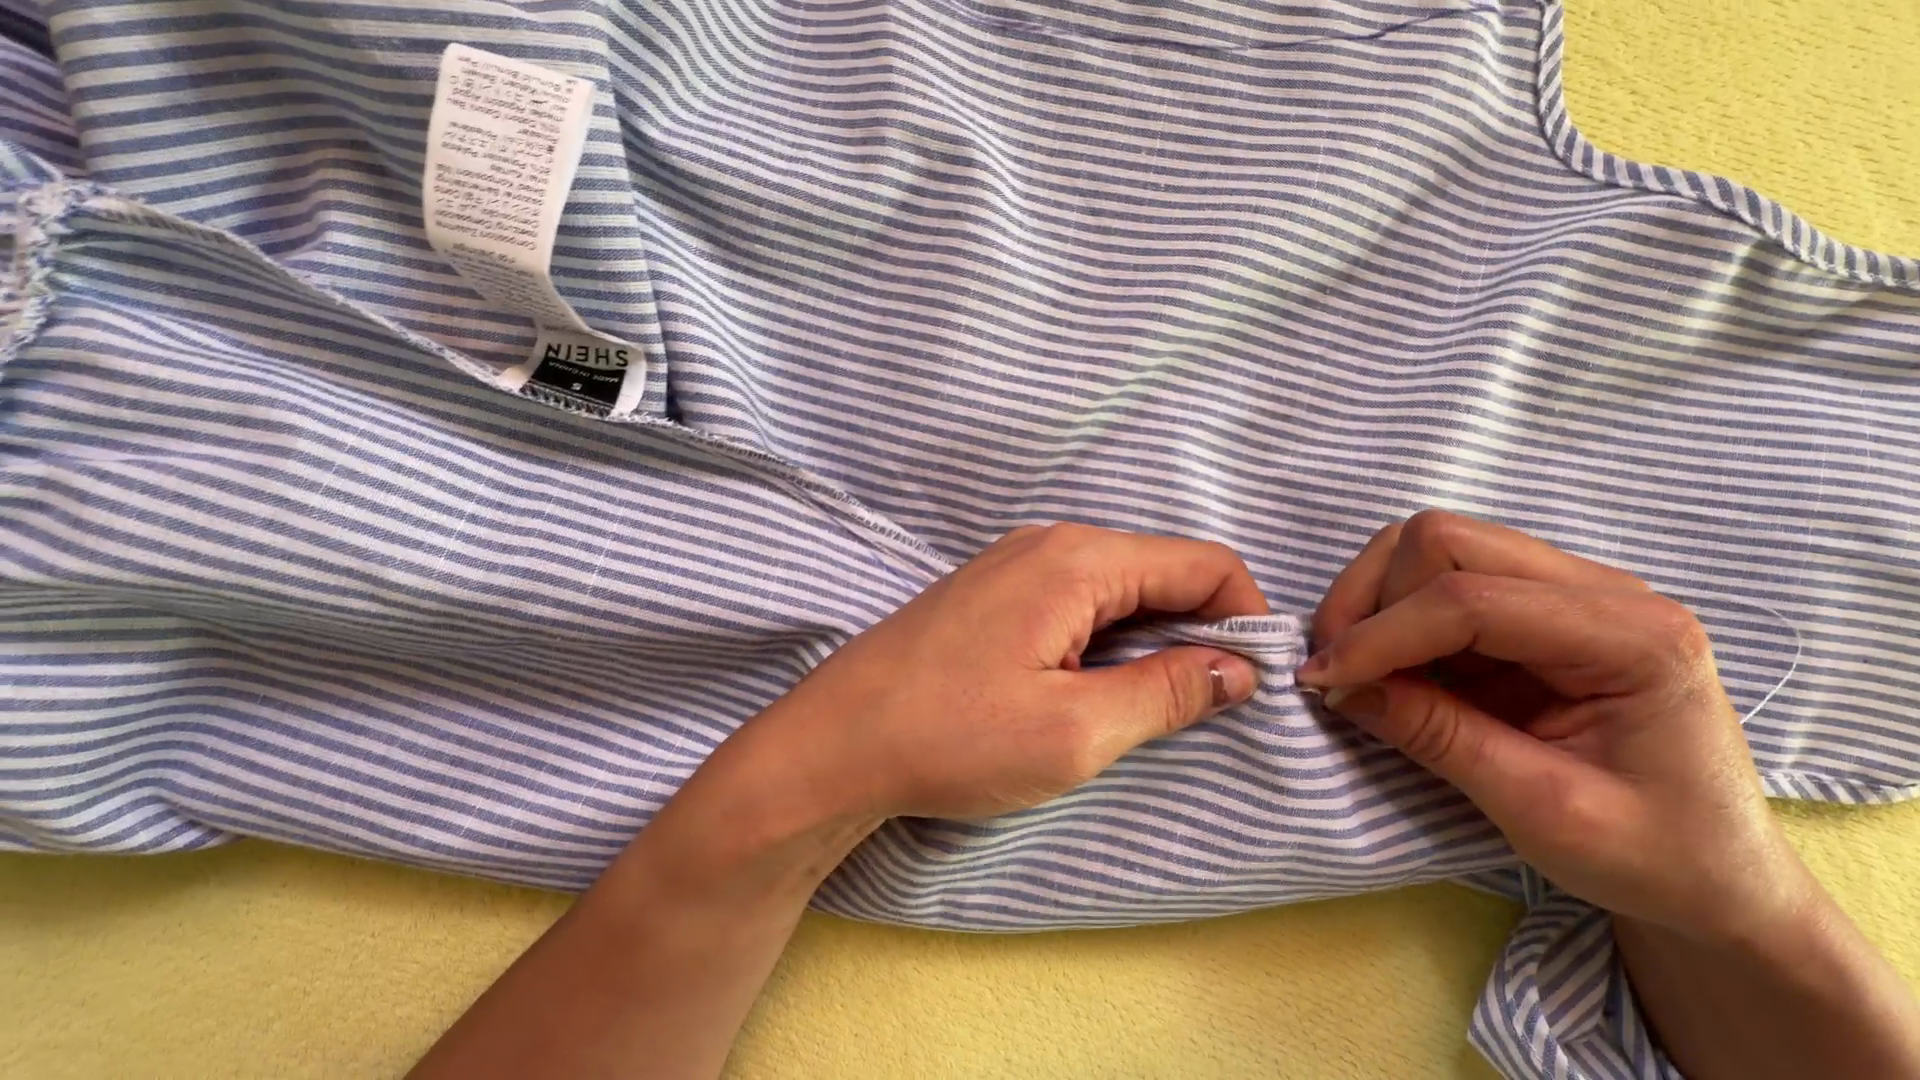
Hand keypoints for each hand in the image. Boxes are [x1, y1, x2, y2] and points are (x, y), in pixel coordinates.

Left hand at [760, 523, 1266, 822]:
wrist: (832, 744)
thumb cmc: (949, 738)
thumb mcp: (1075, 731)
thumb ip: (1166, 693)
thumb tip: (1236, 670)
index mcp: (1077, 561)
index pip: (1202, 564)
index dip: (1245, 619)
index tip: (1255, 685)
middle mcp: (1048, 544)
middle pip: (1161, 572)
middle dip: (1198, 633)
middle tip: (1202, 708)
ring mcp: (1014, 565)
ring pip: (1119, 590)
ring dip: (1150, 642)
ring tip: (1141, 710)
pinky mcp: (991, 595)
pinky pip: (1075, 603)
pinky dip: (1105, 642)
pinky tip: (1088, 692)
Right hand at [1295, 510, 1807, 945]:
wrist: (1716, 876)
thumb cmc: (1654, 857)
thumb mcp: (1542, 811)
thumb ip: (1437, 737)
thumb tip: (1335, 685)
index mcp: (1633, 638)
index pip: (1471, 599)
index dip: (1380, 634)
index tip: (1320, 681)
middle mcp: (1602, 590)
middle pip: (1443, 542)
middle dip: (1370, 600)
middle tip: (1336, 670)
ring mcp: (1567, 591)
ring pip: (1431, 546)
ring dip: (1375, 600)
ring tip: (1358, 667)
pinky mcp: (1533, 609)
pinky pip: (1437, 580)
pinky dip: (1392, 616)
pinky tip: (1390, 669)